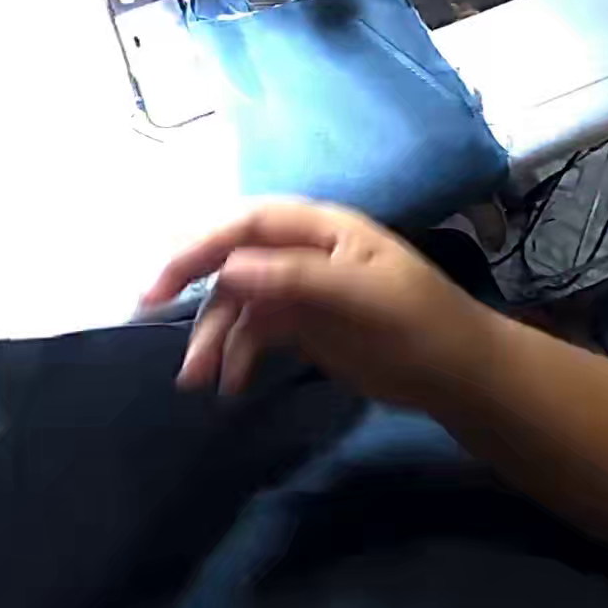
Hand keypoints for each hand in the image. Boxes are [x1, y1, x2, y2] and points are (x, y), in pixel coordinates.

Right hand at [142, 201, 506, 407]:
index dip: (203, 244)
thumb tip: (230, 268)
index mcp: (321, 229)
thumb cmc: (421, 323)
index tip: (163, 281)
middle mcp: (303, 251)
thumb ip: (299, 278)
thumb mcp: (364, 296)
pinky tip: (230, 385)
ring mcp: (299, 288)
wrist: (457, 374)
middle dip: (194, 281)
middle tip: (150, 310)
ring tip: (197, 380)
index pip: (250, 223)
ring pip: (240, 301)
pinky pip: (254, 333)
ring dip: (213, 335)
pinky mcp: (301, 324)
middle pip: (235, 256)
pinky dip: (236, 355)